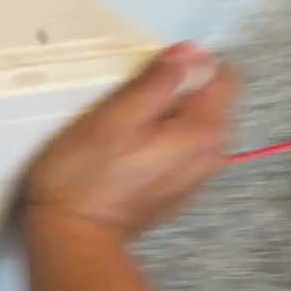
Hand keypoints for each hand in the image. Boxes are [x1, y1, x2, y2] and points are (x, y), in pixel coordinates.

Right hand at [23, 42, 240, 240]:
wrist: (71, 239)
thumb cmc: (81, 179)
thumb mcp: (108, 123)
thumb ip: (154, 85)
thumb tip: (190, 51)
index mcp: (204, 129)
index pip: (220, 73)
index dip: (182, 68)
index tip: (140, 84)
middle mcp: (213, 152)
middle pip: (206, 104)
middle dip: (170, 100)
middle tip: (118, 115)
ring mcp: (196, 177)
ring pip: (190, 132)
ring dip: (160, 127)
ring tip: (116, 141)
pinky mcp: (175, 195)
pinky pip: (176, 158)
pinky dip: (154, 152)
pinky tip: (120, 165)